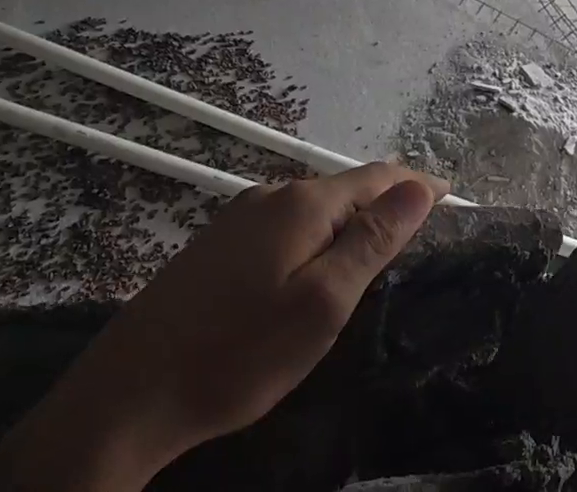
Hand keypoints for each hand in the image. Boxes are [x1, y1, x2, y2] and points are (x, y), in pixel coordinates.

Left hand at [0, 163, 447, 491]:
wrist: (123, 401)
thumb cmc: (238, 355)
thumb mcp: (324, 303)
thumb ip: (374, 239)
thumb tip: (420, 187)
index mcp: (304, 204)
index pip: (380, 176)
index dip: (420, 186)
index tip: (453, 201)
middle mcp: (270, 197)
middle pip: (346, 188)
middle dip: (387, 202)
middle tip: (422, 234)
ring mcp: (236, 219)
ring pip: (314, 207)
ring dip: (351, 219)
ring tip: (377, 251)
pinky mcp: (214, 246)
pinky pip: (284, 225)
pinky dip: (316, 236)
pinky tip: (313, 266)